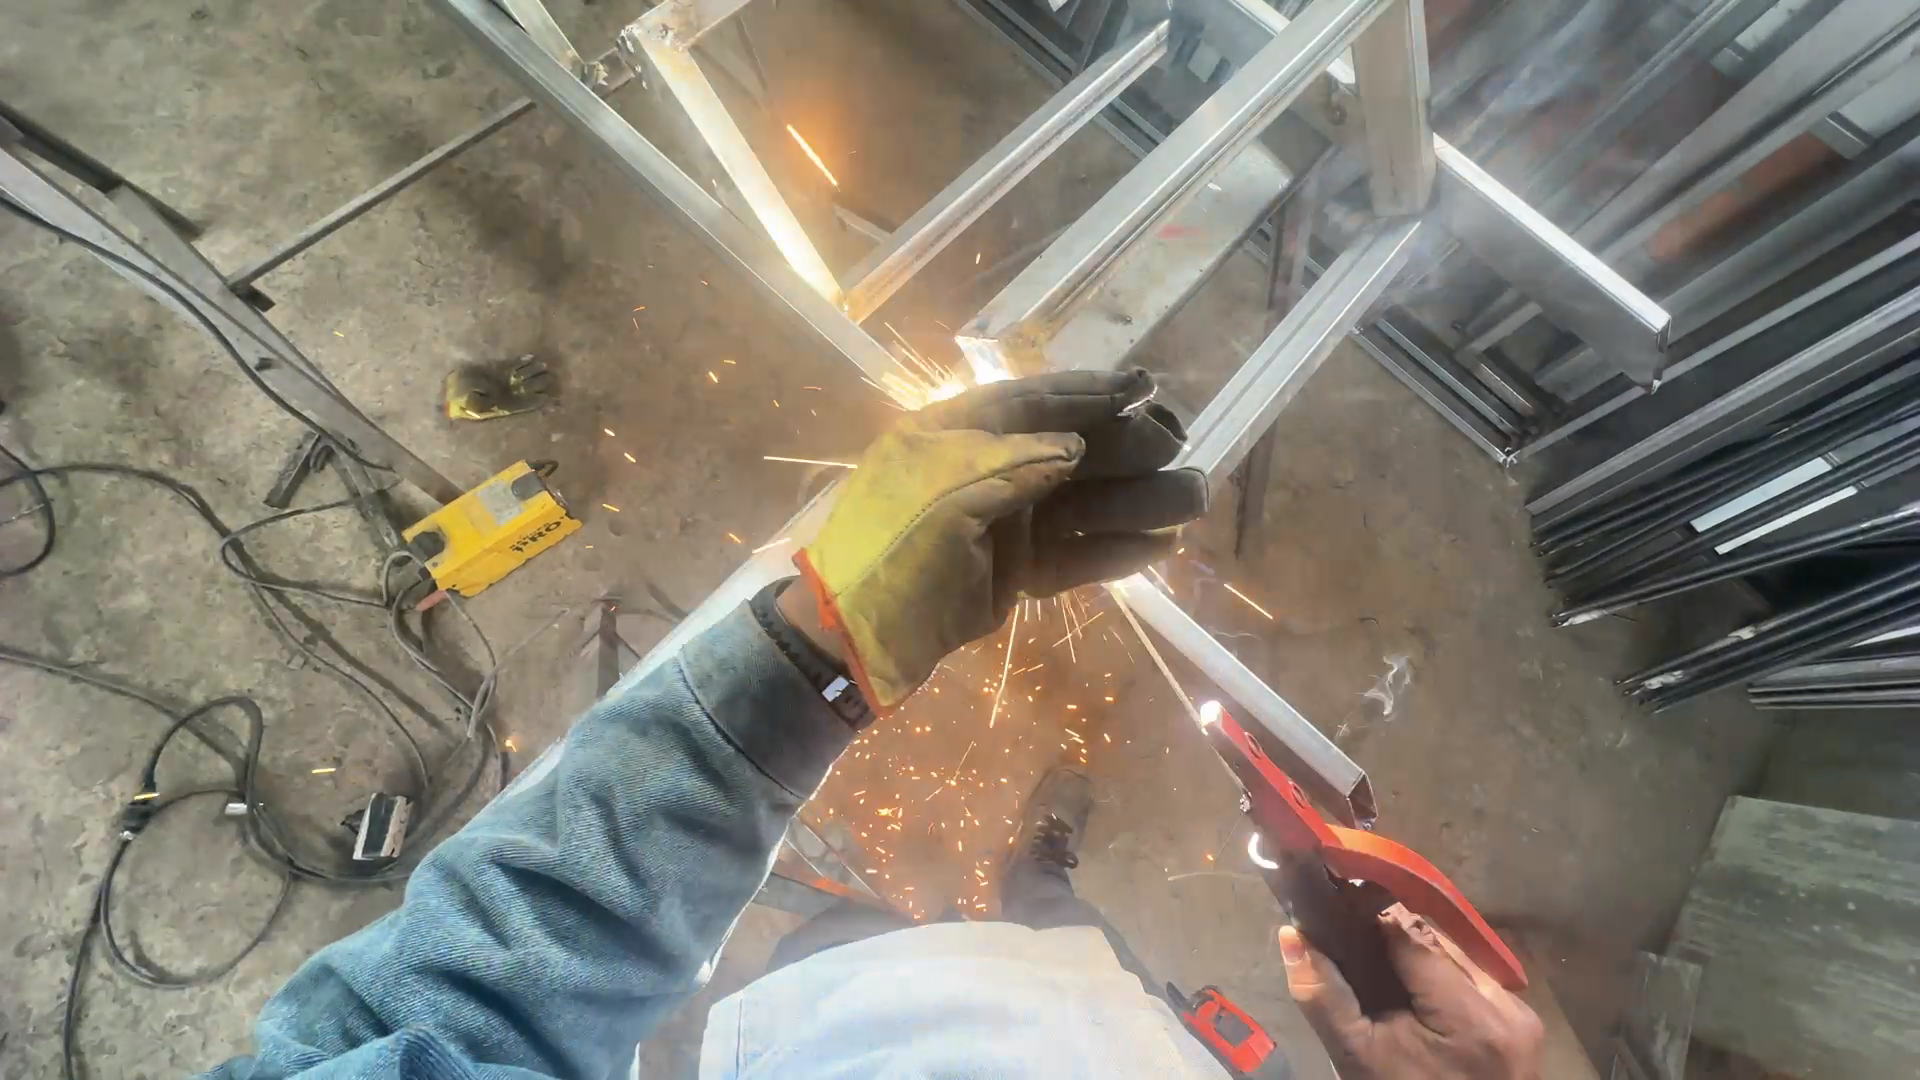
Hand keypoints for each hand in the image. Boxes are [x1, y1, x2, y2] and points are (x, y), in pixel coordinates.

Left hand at [791, 369, 1205, 707]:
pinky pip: (1070, 558)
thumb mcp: (946, 491)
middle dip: (1122, 445)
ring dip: (1132, 501)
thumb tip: (1074, 448)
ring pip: (1077, 506)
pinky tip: (1158, 547)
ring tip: (1192, 496)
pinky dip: (1111, 553)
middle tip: (1177, 442)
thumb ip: (1013, 462)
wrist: (856, 638)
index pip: (1028, 402)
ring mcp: (1000, 525)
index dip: (1084, 393)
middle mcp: (983, 473)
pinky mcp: (1013, 572)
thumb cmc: (889, 550)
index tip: (1140, 386)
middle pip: (1064, 451)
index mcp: (952, 436)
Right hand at [1281, 908, 1543, 1079]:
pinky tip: (1414, 994)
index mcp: (1473, 1018)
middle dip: (1392, 941)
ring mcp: (1523, 1017)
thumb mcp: (1356, 1055)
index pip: (1409, 935)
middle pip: (1435, 941)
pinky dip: (1440, 977)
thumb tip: (1291, 934)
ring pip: (1454, 954)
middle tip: (1357, 956)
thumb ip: (1322, 995)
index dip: (1368, 925)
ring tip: (1382, 976)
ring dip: (1416, 956)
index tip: (1338, 927)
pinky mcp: (1524, 1026)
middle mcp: (1509, 1008)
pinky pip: (1472, 978)